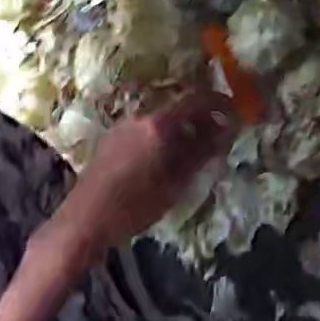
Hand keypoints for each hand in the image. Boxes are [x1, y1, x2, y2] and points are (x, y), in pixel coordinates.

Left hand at [43, 91, 235, 260]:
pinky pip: (146, 128)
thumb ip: (201, 153)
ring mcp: (125, 125)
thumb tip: (224, 133)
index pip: (196, 101)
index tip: (234, 110)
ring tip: (196, 149)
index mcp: (159, 124)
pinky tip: (168, 157)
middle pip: (179, 108)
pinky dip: (163, 135)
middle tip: (218, 134)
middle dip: (201, 118)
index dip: (218, 103)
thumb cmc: (134, 205)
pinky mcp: (113, 138)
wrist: (85, 220)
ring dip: (182, 128)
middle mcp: (141, 116)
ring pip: (162, 119)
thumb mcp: (175, 183)